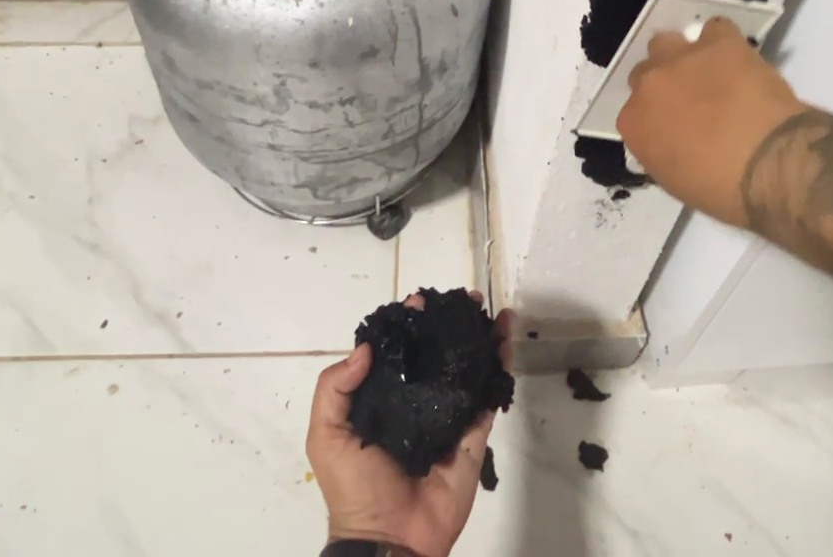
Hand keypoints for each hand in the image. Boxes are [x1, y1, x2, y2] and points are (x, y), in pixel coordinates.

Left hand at [306, 296, 507, 556]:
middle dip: (450, 324)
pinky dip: (499, 369)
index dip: (409, 324)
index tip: (420, 300)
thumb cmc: (354, 486)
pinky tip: (506, 343)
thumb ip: (335, 388)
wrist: (390, 538)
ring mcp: (448, 416)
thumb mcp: (327, 436)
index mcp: (383, 399)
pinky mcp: (473, 435)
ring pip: (467, 368)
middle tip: (463, 300)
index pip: (398, 352)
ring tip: (492, 311)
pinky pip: (488, 398)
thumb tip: (365, 347)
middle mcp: (417, 401)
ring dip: (481, 339)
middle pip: (437, 353)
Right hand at [618, 17, 806, 226]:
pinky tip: (735, 58)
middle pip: (645, 72)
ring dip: (682, 57)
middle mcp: (648, 85)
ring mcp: (682, 58)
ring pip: (666, 42)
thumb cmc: (722, 188)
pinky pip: (715, 29)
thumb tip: (671, 140)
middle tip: (690, 101)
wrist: (769, 163)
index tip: (673, 128)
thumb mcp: (676, 181)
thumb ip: (661, 151)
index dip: (654, 118)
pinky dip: (722, 41)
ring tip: (708, 74)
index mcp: (633, 124)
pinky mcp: (720, 42)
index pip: (633, 112)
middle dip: (663, 84)